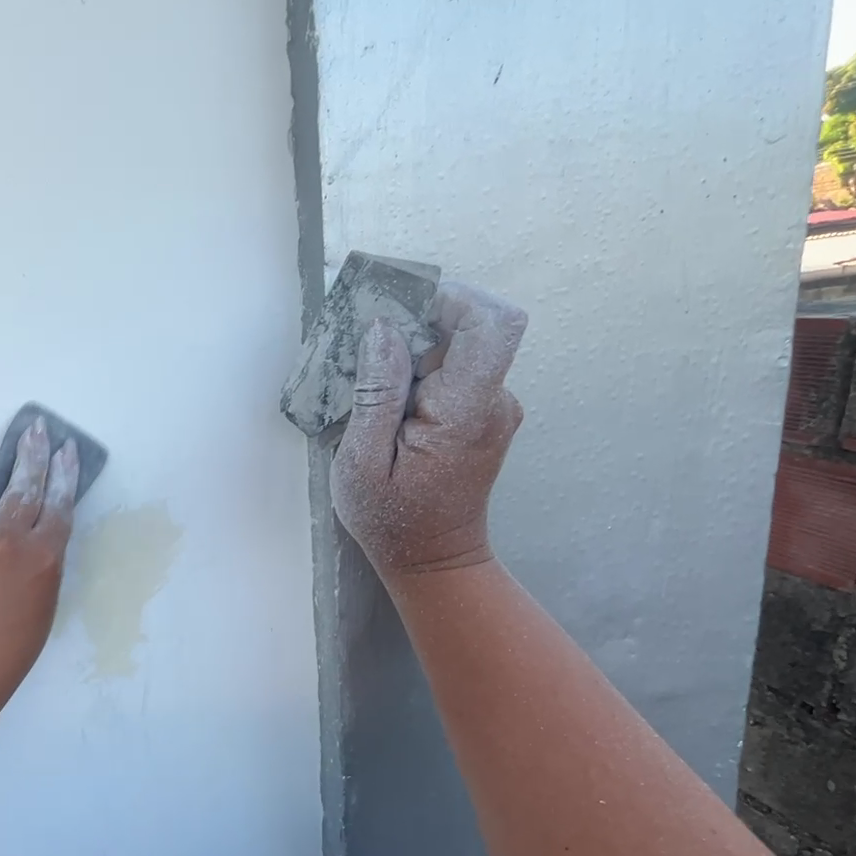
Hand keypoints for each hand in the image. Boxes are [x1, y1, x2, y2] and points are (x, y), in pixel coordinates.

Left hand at [0, 418, 79, 728]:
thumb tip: (23, 541)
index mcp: (40, 559)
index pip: (58, 504)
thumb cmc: (3, 660)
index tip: (64, 451)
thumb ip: (37, 568)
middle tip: (35, 431)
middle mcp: (2, 540)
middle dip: (31, 456)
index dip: (64, 475)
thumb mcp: (40, 612)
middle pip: (21, 487)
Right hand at [331, 280, 525, 580]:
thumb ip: (375, 393)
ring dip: (412, 349)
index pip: (491, 325)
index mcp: (467, 412)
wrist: (431, 558)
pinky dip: (418, 369)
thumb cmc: (389, 518)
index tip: (398, 304)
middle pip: (472, 330)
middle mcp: (495, 401)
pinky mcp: (483, 412)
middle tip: (365, 343)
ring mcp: (494, 407)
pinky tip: (385, 399)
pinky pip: (454, 371)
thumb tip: (382, 329)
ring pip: (459, 349)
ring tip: (366, 379)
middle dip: (418, 323)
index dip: (451, 297)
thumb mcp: (360, 460)